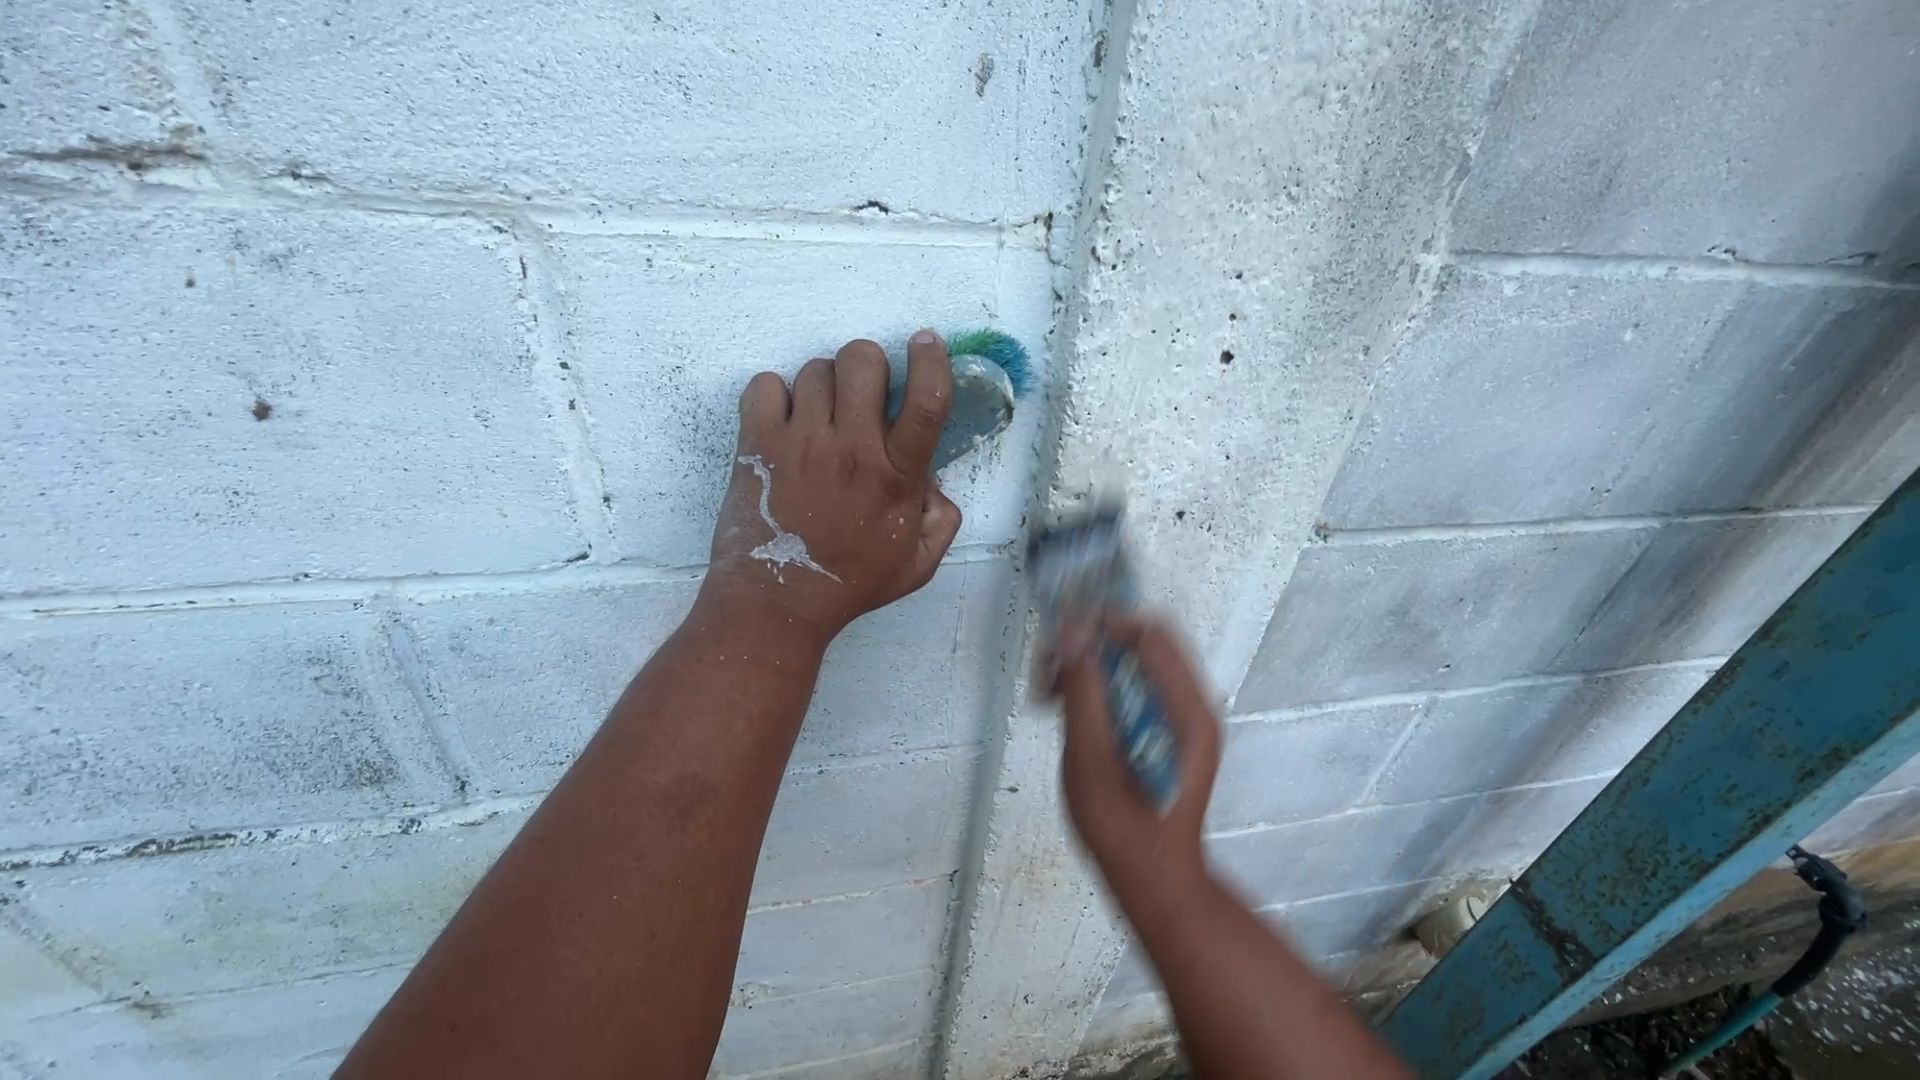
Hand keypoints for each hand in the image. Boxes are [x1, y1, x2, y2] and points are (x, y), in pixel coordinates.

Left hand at [703, 331, 962, 642]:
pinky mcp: (758, 443)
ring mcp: (801, 442)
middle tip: (862, 398)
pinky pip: (766, 384)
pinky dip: (775, 395)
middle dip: (869, 366)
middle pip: (864, 359)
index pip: (926, 402)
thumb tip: (933, 482)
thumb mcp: (918, 565)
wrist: (777, 601)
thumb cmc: (850, 585)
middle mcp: (852, 449)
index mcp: (897, 476)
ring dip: (824, 387)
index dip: (931, 361)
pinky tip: (783, 424)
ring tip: (819, 421)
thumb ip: (942, 521)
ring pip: (816, 369)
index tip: (925, 342)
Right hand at [1052, 618, 1223, 910]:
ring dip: (1089, 667)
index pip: (1148, 634)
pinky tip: (1069, 711)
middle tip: (1046, 674)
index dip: (1100, 625)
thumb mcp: (1091, 758)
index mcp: (1187, 709)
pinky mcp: (1170, 732)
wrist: (1153, 881)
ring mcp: (1185, 719)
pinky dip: (1099, 688)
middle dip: (1089, 646)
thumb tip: (1072, 630)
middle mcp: (1193, 705)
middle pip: (1141, 644)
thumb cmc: (1121, 828)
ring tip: (1049, 694)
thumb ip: (1084, 690)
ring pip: (1133, 664)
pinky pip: (1135, 689)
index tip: (1056, 641)